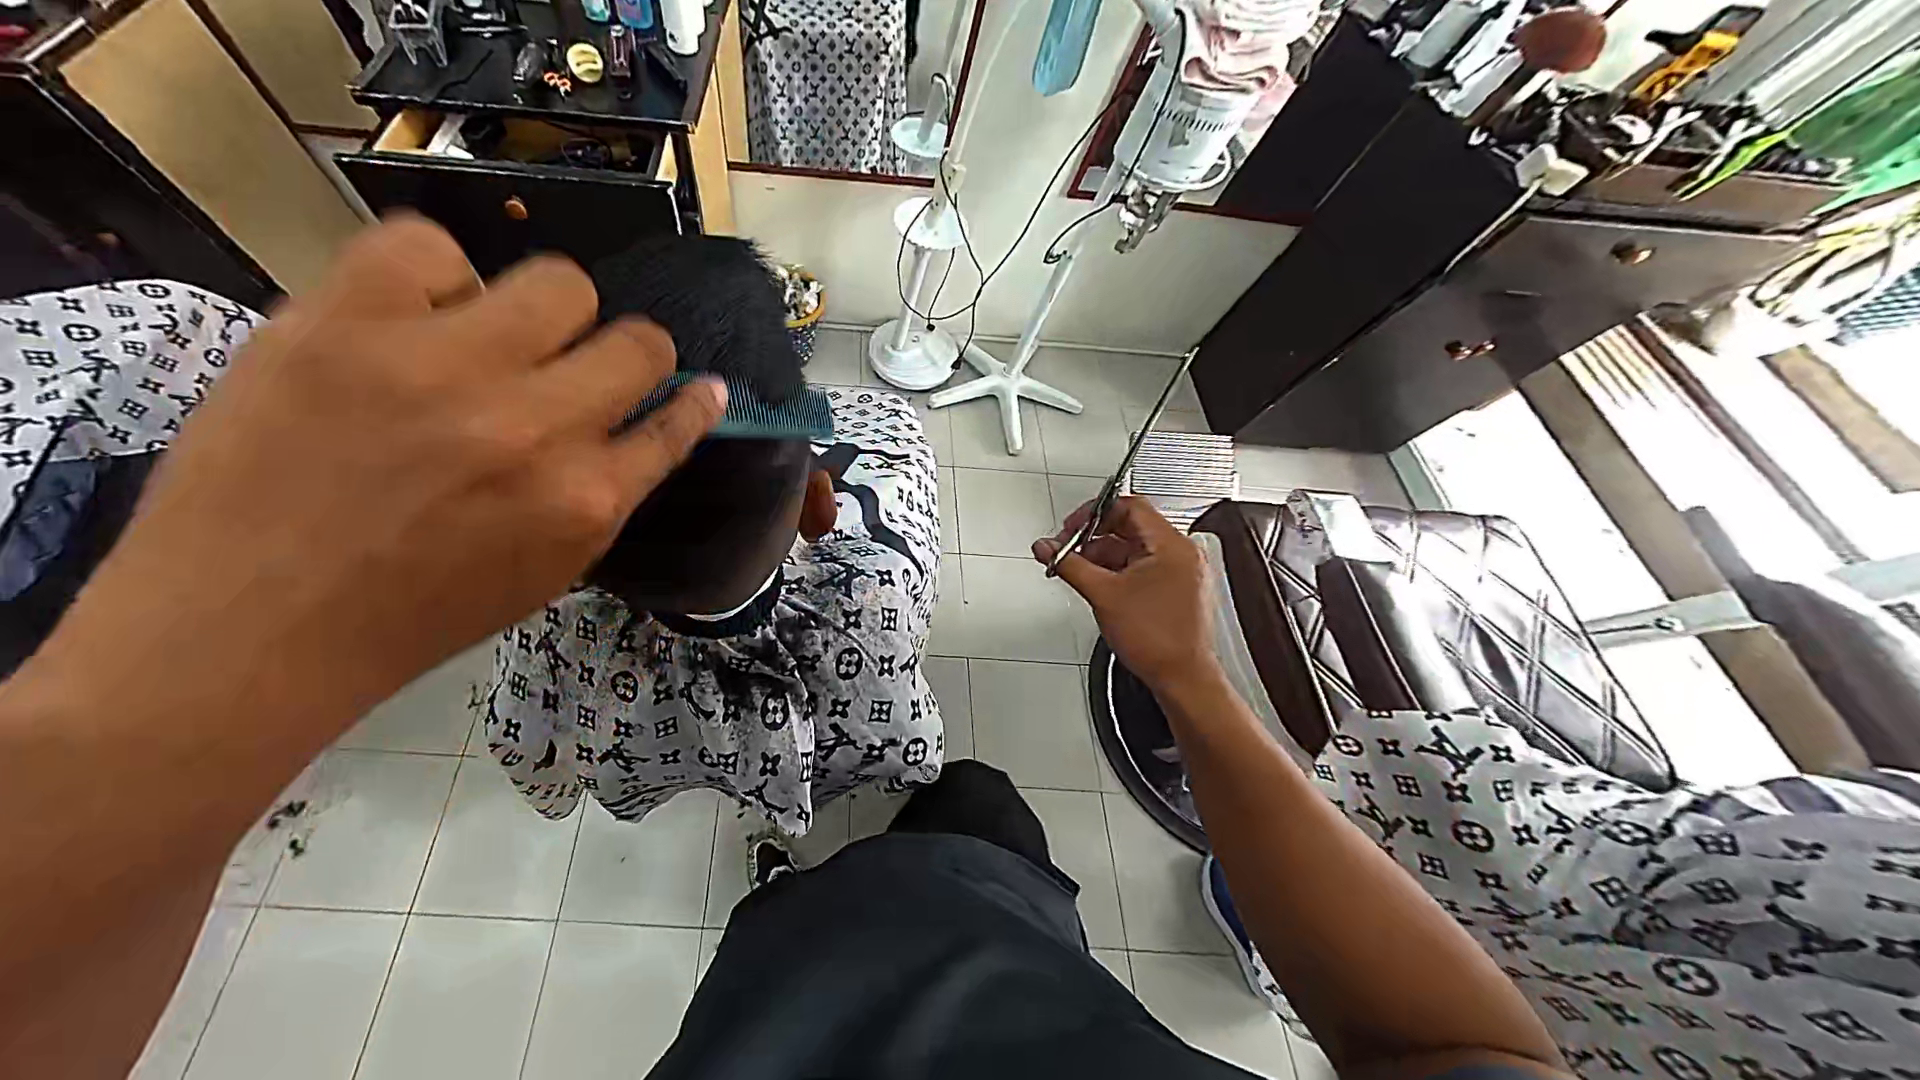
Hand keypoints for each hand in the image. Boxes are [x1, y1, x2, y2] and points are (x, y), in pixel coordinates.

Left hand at [51, 218, 724, 721]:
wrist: (251, 628)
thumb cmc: (423, 610)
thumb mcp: (553, 566)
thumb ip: (609, 491)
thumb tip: (650, 423)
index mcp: (588, 498)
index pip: (676, 422)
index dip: (693, 400)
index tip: (702, 386)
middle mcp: (535, 428)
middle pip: (639, 342)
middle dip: (631, 353)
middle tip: (587, 366)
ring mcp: (442, 369)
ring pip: (559, 282)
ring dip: (550, 312)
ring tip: (502, 337)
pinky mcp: (345, 324)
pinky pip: (431, 246)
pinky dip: (440, 277)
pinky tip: (420, 316)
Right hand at [1032, 497, 1217, 691]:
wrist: (1182, 677)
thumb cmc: (1159, 641)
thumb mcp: (1102, 594)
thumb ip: (1069, 564)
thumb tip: (1047, 548)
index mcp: (1171, 545)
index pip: (1129, 506)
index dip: (1094, 513)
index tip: (1073, 527)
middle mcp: (1181, 553)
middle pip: (1130, 525)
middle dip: (1094, 536)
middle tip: (1069, 548)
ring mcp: (1181, 570)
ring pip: (1134, 547)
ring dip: (1103, 554)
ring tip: (1079, 570)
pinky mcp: (1176, 587)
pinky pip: (1142, 565)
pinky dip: (1118, 569)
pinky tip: (1099, 583)